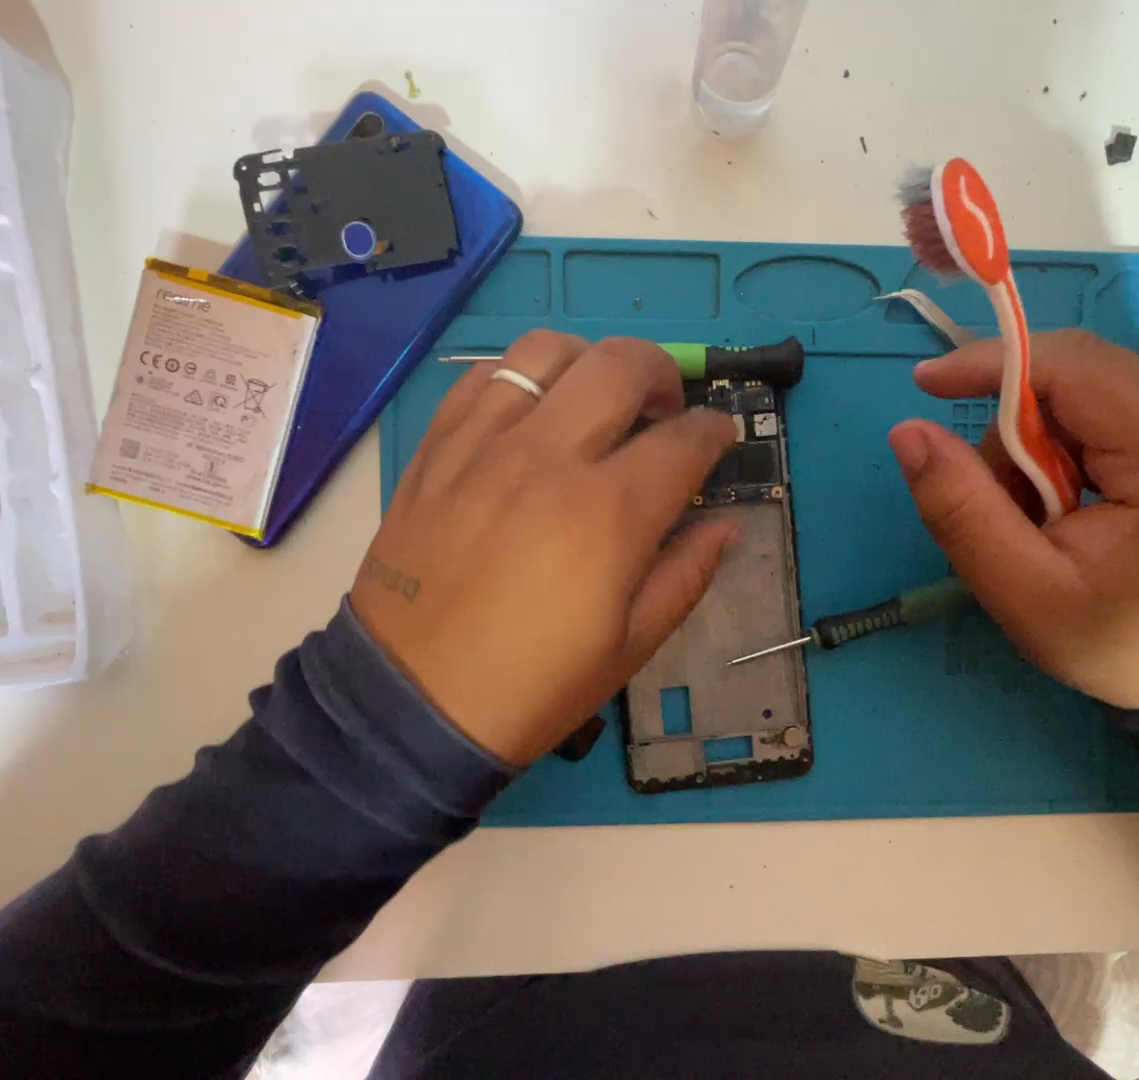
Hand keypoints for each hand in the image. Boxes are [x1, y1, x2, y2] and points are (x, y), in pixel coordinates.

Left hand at [352, 332, 739, 764]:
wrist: (412, 703)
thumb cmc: (534, 685)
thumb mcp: (631, 646)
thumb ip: (688, 573)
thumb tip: (726, 523)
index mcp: (608, 514)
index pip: (683, 440)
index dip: (715, 431)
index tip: (719, 437)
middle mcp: (547, 459)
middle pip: (621, 365)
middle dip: (663, 374)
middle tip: (665, 411)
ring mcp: (483, 446)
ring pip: (547, 352)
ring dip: (590, 364)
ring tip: (597, 402)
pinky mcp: (436, 451)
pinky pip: (483, 378)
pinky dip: (522, 379)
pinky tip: (531, 414)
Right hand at [888, 330, 1138, 709]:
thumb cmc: (1123, 643)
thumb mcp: (1025, 593)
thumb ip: (963, 512)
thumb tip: (907, 431)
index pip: (1075, 367)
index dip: (992, 363)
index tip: (926, 386)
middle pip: (1076, 380)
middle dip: (1014, 435)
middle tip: (1000, 510)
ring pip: (1083, 396)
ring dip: (1036, 451)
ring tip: (1039, 522)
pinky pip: (1104, 411)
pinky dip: (1064, 453)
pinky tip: (1067, 506)